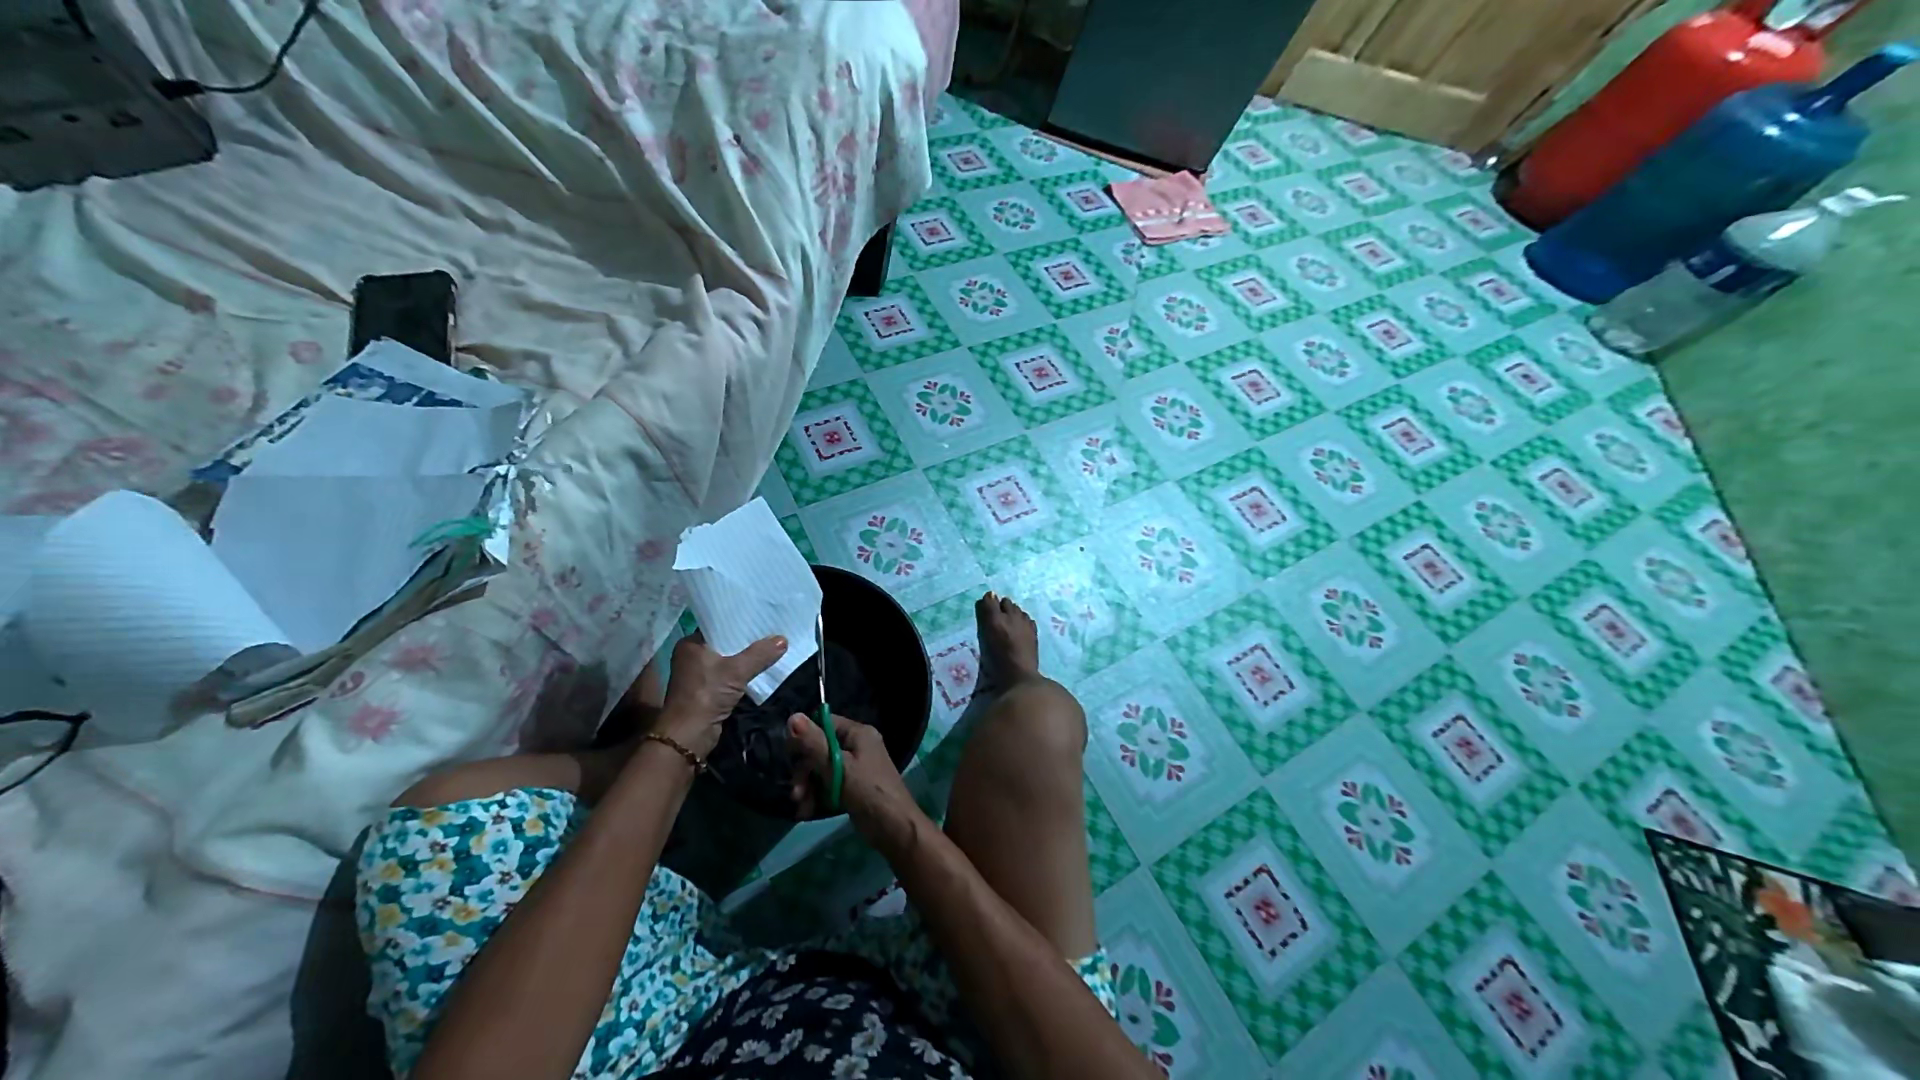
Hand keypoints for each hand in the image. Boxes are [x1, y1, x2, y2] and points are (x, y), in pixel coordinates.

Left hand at [654, 632, 787, 757]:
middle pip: (724, 643)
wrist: (689, 735)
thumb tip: (783, 639)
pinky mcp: (706, 691)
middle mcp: (692, 656)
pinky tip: (761, 668)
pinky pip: (729, 675)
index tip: (761, 617)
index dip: (739, 622)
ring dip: (746, 658)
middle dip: (746, 641)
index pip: (718, 626)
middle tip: (771, 631)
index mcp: (691, 644)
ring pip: (728, 660)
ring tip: (771, 647)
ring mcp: (698, 675)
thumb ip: (760, 654)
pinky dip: (742, 673)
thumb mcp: (736, 671)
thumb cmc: (706, 694)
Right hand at [787, 713, 923, 847]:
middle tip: (796, 792)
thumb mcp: (838, 766)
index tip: (790, 757)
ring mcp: (855, 767)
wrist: (894, 828)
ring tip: (801, 806)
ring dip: (808, 787)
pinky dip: (817, 796)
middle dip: (805, 771)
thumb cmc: (867, 791)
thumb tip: (792, 716)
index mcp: (858, 733)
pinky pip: (828, 785)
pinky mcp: (852, 787)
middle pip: (819, 749)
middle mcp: (857, 746)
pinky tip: (807, 812)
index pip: (824, 723)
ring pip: (821, 769)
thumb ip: (814, 743)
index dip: (804, 737)